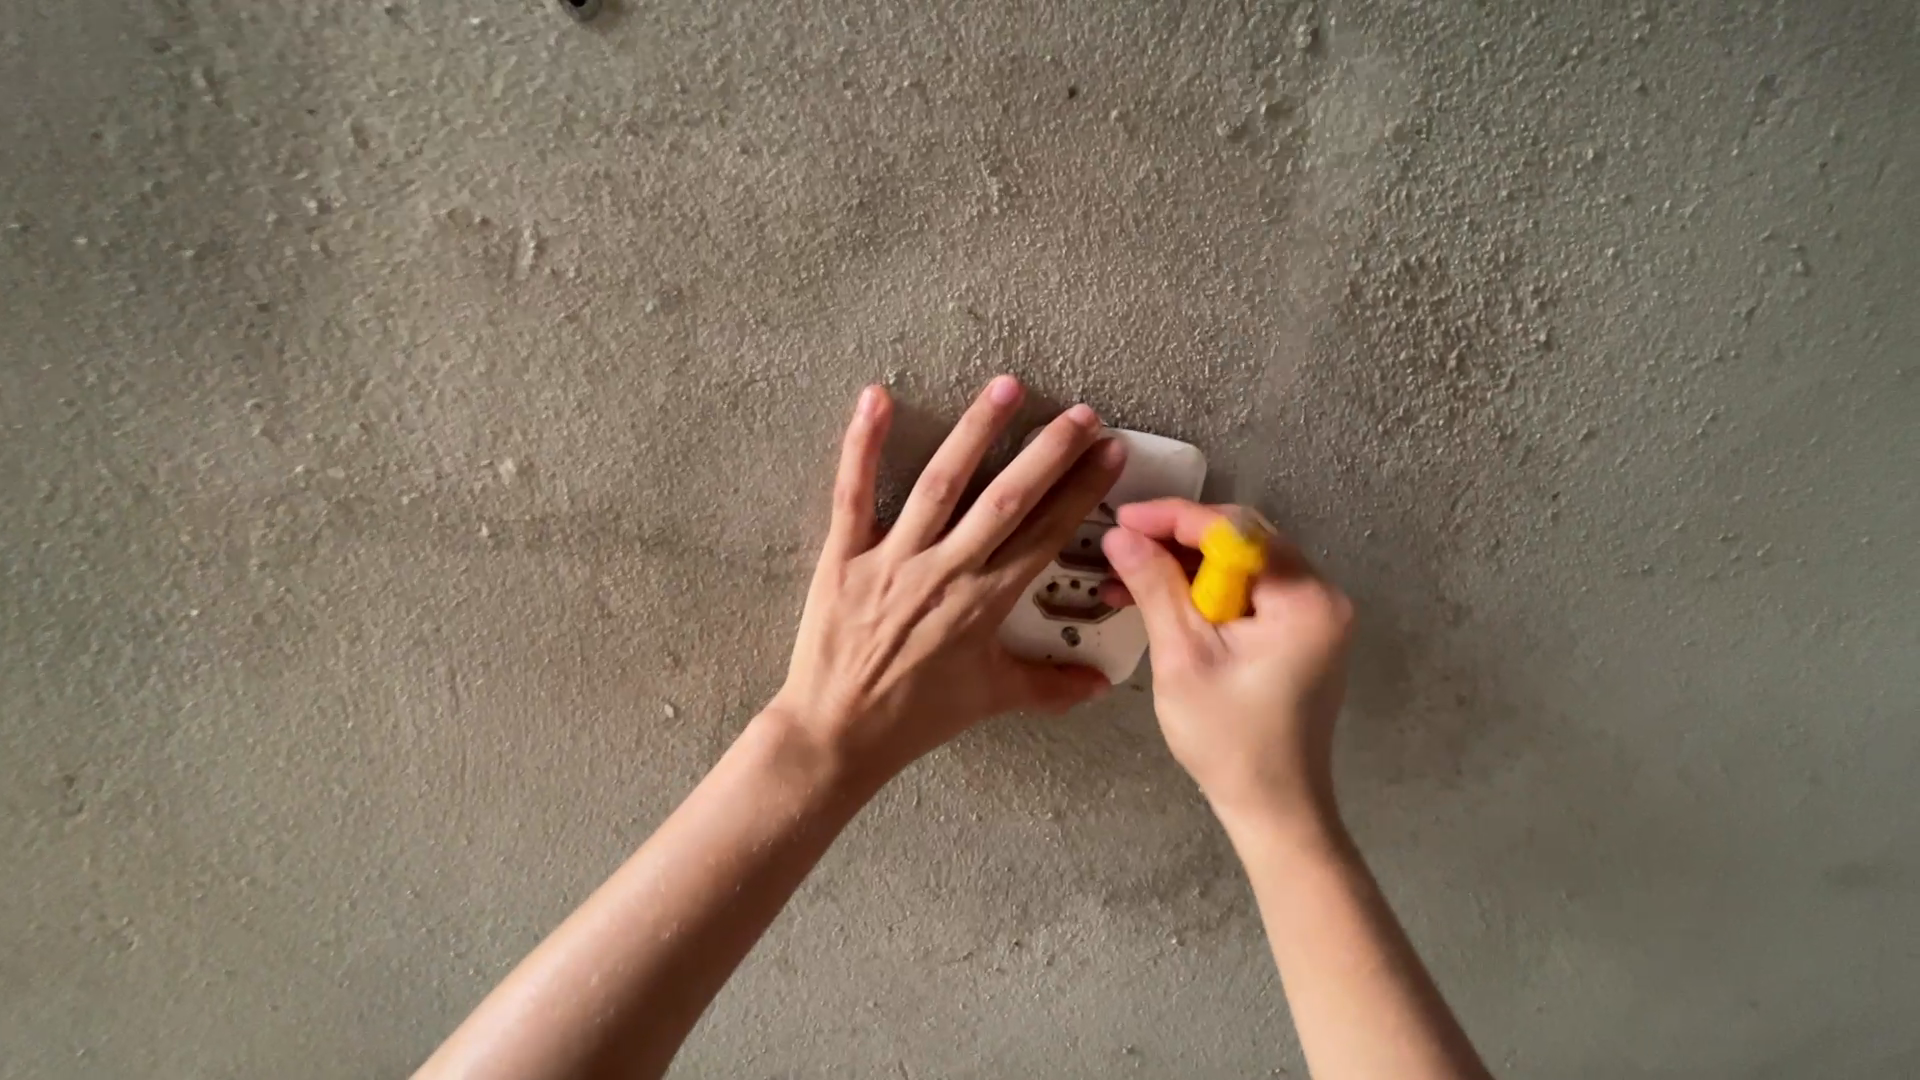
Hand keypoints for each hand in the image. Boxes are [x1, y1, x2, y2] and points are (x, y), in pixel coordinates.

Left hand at [768, 376, 1127, 783]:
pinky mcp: (845, 556)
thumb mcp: (990, 698)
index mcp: (986, 603)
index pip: (1047, 534)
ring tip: (1006, 387)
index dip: (1082, 490)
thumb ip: (1051, 687)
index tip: (1107, 451)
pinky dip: (864, 445)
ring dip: (976, 432)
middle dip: (1048, 451)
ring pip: (941, 484)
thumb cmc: (916, 716)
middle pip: (1007, 499)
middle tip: (1080, 413)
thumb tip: (1101, 685)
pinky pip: (853, 493)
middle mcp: (946, 572)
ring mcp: (893, 559)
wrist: (838, 732)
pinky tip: (877, 398)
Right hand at [1100, 499, 1354, 828]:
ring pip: (1234, 563)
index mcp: (1304, 598)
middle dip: (1173, 540)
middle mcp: (1318, 594)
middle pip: (1238, 540)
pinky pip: (1241, 590)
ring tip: (1124, 578)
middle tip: (1120, 545)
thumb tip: (1119, 535)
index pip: (1234, 530)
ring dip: (1179, 567)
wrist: (1272, 804)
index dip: (1173, 518)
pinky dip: (1198, 592)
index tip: (1121, 518)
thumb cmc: (1228, 739)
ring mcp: (1310, 612)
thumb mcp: (1183, 657)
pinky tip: (1156, 600)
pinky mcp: (1294, 630)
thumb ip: (1155, 587)